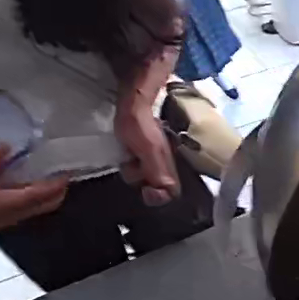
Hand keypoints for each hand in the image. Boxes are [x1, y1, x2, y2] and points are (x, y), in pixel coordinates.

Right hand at [0, 145, 67, 241]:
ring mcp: (9, 220)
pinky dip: (33, 198)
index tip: (67, 171)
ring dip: (47, 195)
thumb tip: (5, 146)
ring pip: (38, 208)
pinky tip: (26, 186)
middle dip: (59, 190)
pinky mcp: (1, 221)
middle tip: (62, 172)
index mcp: (7, 204)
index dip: (57, 183)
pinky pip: (26, 209)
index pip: (42, 194)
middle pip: (48, 204)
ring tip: (49, 176)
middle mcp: (13, 215)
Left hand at [116, 86, 179, 205]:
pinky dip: (132, 165)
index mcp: (168, 167)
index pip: (171, 193)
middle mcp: (165, 165)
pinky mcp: (145, 152)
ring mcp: (155, 159)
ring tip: (127, 156)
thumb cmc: (139, 125)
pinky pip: (141, 168)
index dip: (159, 196)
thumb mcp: (149, 150)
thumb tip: (166, 194)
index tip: (145, 189)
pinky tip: (127, 154)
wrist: (133, 103)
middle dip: (142, 180)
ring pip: (146, 178)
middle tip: (132, 165)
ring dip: (133, 171)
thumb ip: (157, 172)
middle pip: (156, 188)